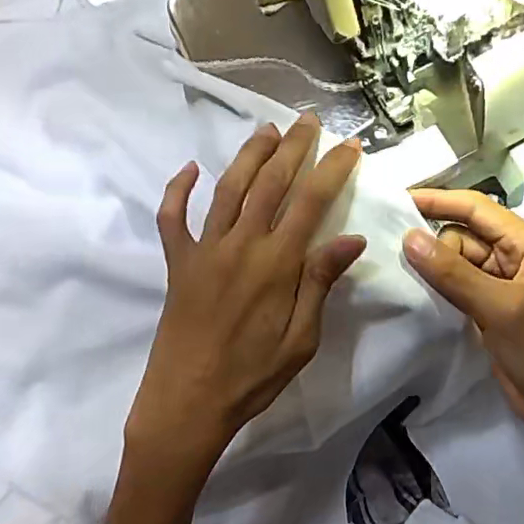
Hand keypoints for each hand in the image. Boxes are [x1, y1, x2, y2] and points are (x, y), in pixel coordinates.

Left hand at [128, 115, 365, 479]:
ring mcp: (203, 250)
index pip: (310, 202)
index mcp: (275, 265)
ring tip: (266, 129)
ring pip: (227, 188)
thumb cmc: (252, 377)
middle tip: (307, 121)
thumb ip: (320, 284)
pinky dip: (178, 189)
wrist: (187, 402)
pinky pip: (172, 217)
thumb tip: (351, 239)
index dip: (332, 169)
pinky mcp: (177, 262)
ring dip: (248, 155)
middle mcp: (239, 245)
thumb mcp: (300, 340)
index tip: (349, 146)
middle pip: (269, 183)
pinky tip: (191, 168)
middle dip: (292, 147)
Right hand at [401, 189, 523, 447]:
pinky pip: (457, 287)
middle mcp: (516, 258)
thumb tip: (408, 238)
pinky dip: (438, 288)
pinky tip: (413, 293)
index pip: (477, 208)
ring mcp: (503, 286)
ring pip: (457, 262)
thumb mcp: (502, 308)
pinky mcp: (490, 310)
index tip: (395, 200)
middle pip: (463, 235)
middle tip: (395, 259)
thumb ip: (455, 273)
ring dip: (432, 267)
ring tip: (397, 274)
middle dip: (432, 242)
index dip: (438, 201)